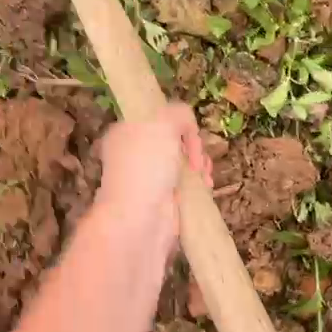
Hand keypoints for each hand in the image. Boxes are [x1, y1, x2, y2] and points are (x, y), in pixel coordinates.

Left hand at [93, 103, 210, 254]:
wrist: (140, 218)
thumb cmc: (146, 164)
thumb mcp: (162, 122)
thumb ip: (178, 113)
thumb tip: (187, 125)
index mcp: (125, 132)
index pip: (155, 117)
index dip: (175, 121)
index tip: (186, 130)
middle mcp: (135, 154)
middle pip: (174, 140)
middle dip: (192, 145)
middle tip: (196, 155)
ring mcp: (150, 179)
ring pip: (183, 163)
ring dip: (199, 164)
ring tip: (203, 172)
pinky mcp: (165, 200)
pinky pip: (188, 184)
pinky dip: (200, 183)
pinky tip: (206, 185)